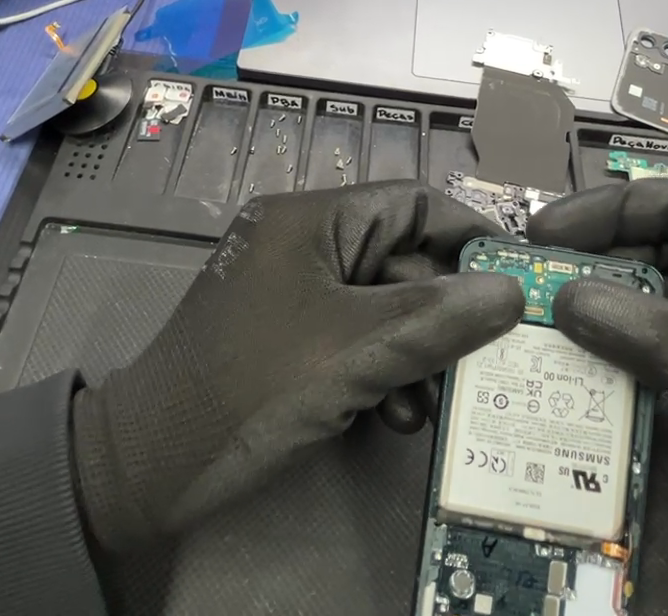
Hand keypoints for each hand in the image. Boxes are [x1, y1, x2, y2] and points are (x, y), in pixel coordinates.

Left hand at [70, 181, 523, 553]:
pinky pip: (357, 340)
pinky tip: (396, 416)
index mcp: (310, 221)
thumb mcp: (351, 350)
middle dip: (442, 315)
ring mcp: (297, 293)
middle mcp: (305, 245)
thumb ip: (435, 318)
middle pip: (402, 261)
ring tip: (433, 403)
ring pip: (385, 308)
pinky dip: (383, 373)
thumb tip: (512, 292)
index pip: (409, 204)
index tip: (518, 276)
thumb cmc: (249, 387)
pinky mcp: (292, 338)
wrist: (149, 463)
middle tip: (483, 360)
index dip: (467, 235)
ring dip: (415, 353)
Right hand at [530, 180, 667, 615]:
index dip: (599, 211)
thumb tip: (561, 298)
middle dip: (593, 260)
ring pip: (657, 304)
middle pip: (655, 249)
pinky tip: (584, 370)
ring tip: (541, 323)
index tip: (538, 233)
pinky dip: (626, 357)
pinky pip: (667, 354)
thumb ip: (654, 332)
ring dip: (604, 312)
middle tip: (528, 280)